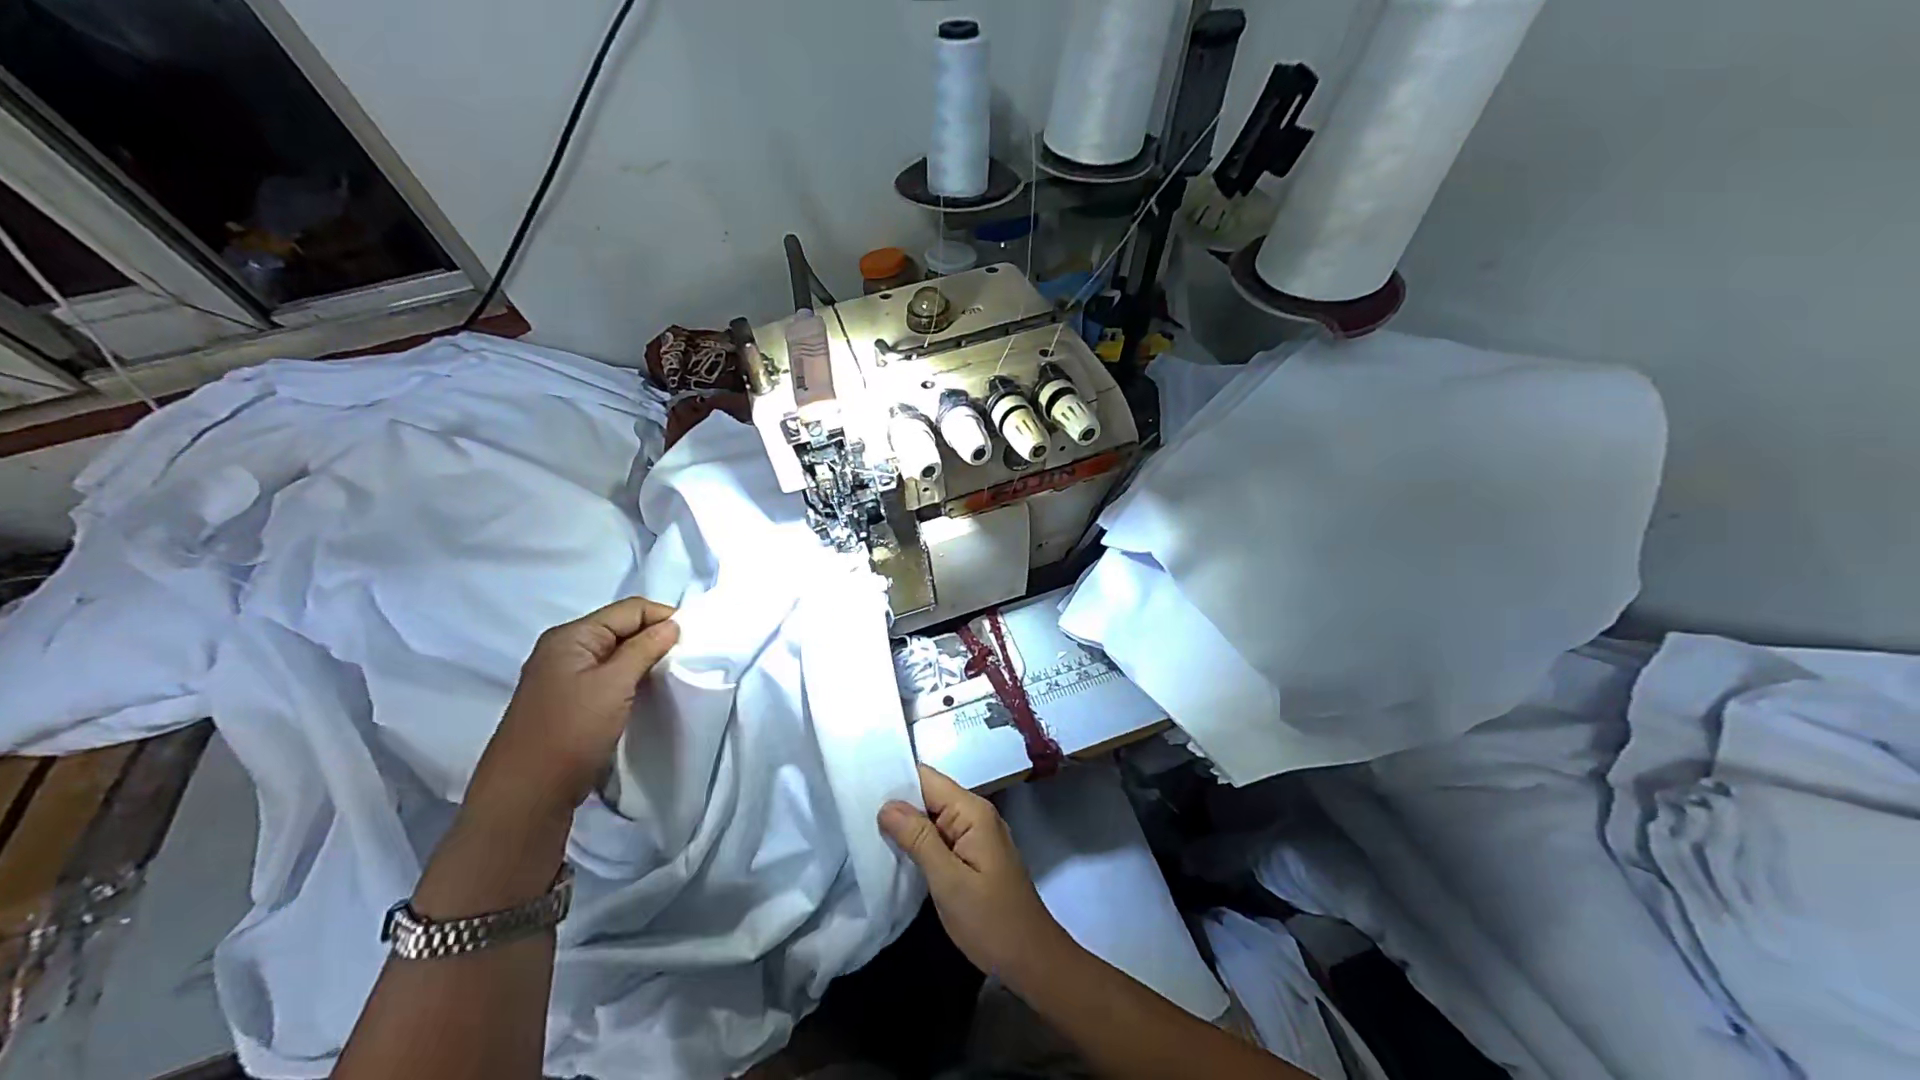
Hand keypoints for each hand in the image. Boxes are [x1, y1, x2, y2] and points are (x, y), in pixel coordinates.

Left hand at [468, 596, 679, 822]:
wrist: (527, 796)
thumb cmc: (570, 732)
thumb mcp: (614, 684)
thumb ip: (644, 648)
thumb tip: (671, 625)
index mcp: (571, 637)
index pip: (628, 610)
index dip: (663, 617)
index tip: (694, 638)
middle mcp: (564, 651)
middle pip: (621, 629)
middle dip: (655, 638)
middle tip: (687, 657)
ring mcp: (564, 678)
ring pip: (616, 655)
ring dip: (644, 660)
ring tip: (672, 675)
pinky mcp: (569, 703)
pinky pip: (608, 678)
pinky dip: (631, 680)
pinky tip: (647, 693)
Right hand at [879, 764, 1075, 985]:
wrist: (1032, 960)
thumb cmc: (992, 921)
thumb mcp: (949, 881)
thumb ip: (918, 839)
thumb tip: (886, 805)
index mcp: (973, 812)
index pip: (927, 778)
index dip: (894, 781)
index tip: (859, 789)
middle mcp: (975, 814)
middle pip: (928, 794)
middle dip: (895, 803)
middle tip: (854, 813)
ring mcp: (975, 835)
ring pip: (931, 816)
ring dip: (904, 824)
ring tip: (865, 829)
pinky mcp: (972, 854)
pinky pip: (939, 836)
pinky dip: (918, 841)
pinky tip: (895, 852)